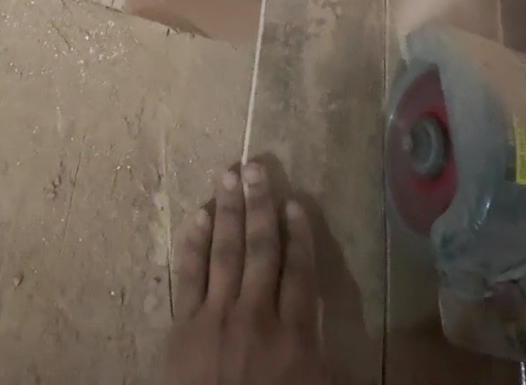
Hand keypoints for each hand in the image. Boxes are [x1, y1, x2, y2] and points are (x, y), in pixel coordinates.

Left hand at [163, 161, 330, 384]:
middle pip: (261, 250)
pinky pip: (189, 273)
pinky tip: (197, 215)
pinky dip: (193, 242)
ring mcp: (216, 316)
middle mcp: (256, 316)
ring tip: (228, 175)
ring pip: (225, 251)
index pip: (300, 274)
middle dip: (260, 206)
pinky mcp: (184, 324)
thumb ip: (326, 358)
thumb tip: (341, 331)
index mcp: (295, 339)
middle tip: (256, 167)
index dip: (300, 236)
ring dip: (227, 211)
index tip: (296, 203)